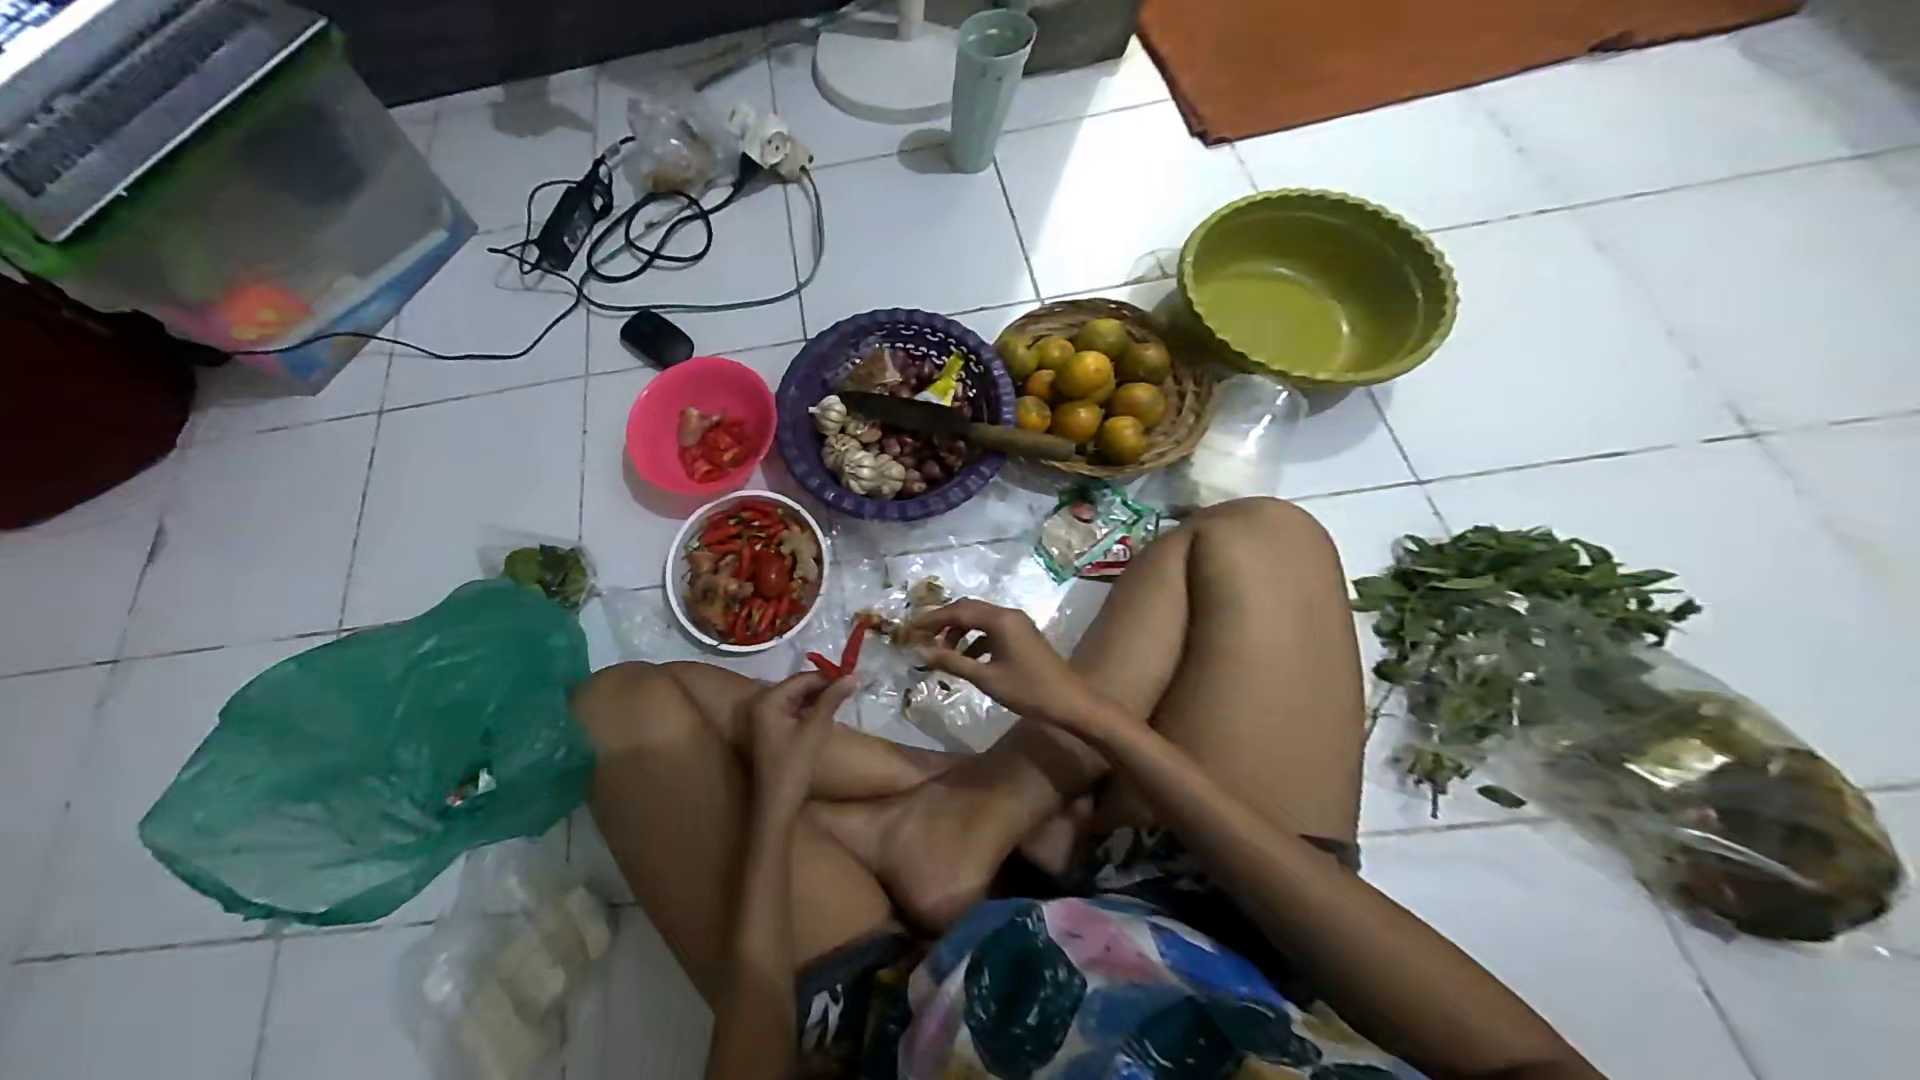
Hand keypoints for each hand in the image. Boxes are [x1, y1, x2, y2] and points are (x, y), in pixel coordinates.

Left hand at [744, 672, 855, 815]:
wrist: (778, 803)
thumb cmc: (795, 764)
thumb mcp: (817, 728)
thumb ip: (832, 699)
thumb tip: (853, 675)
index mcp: (769, 700)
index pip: (802, 679)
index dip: (828, 677)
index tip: (852, 677)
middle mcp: (762, 704)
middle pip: (798, 686)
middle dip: (823, 686)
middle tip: (849, 687)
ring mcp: (764, 717)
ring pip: (796, 697)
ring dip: (817, 697)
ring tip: (842, 698)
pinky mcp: (769, 728)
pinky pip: (792, 710)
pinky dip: (809, 709)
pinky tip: (826, 712)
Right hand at [907, 599, 1112, 737]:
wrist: (1069, 702)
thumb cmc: (1028, 690)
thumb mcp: (986, 678)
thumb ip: (952, 662)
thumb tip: (921, 652)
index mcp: (1000, 620)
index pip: (958, 611)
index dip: (932, 619)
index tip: (910, 629)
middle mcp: (1008, 614)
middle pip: (968, 609)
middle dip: (943, 622)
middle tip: (921, 638)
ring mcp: (1017, 624)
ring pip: (979, 620)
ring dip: (958, 633)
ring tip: (942, 654)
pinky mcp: (1022, 635)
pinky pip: (991, 630)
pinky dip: (974, 640)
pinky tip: (966, 660)